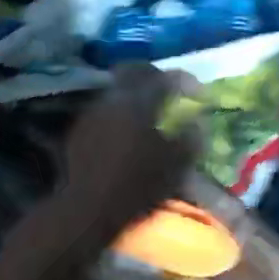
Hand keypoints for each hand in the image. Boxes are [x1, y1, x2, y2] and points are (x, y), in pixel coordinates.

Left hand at [61, 63, 196, 229]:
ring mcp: (90, 112)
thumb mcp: (176, 164)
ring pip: (115, 89)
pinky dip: (119, 111)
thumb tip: (197, 119)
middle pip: (133, 72)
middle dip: (155, 77)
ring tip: (151, 110)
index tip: (199, 94)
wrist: (88, 207)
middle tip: (171, 89)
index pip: (164, 76)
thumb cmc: (137, 185)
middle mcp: (111, 99)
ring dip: (134, 94)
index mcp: (137, 101)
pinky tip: (127, 129)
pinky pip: (103, 109)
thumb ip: (191, 135)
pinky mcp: (78, 129)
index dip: (186, 80)